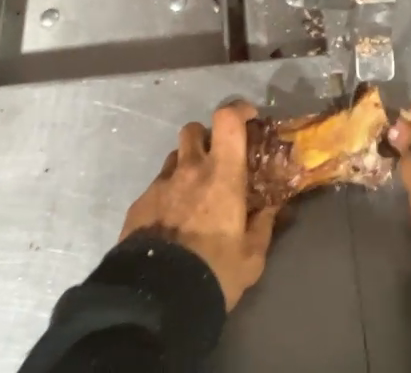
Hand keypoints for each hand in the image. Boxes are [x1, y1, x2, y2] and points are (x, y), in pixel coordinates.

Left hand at [121, 101, 277, 308]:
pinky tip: (172, 221)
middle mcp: (189, 170)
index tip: (248, 117)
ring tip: (194, 193)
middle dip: (207, 137)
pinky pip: (157, 186)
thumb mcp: (251, 257)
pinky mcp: (139, 204)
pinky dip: (168, 194)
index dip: (238, 110)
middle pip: (194, 129)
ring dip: (186, 165)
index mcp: (221, 175)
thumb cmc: (213, 272)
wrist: (156, 299)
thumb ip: (263, 226)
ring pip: (173, 157)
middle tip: (217, 159)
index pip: (226, 119)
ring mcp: (160, 185)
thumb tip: (271, 209)